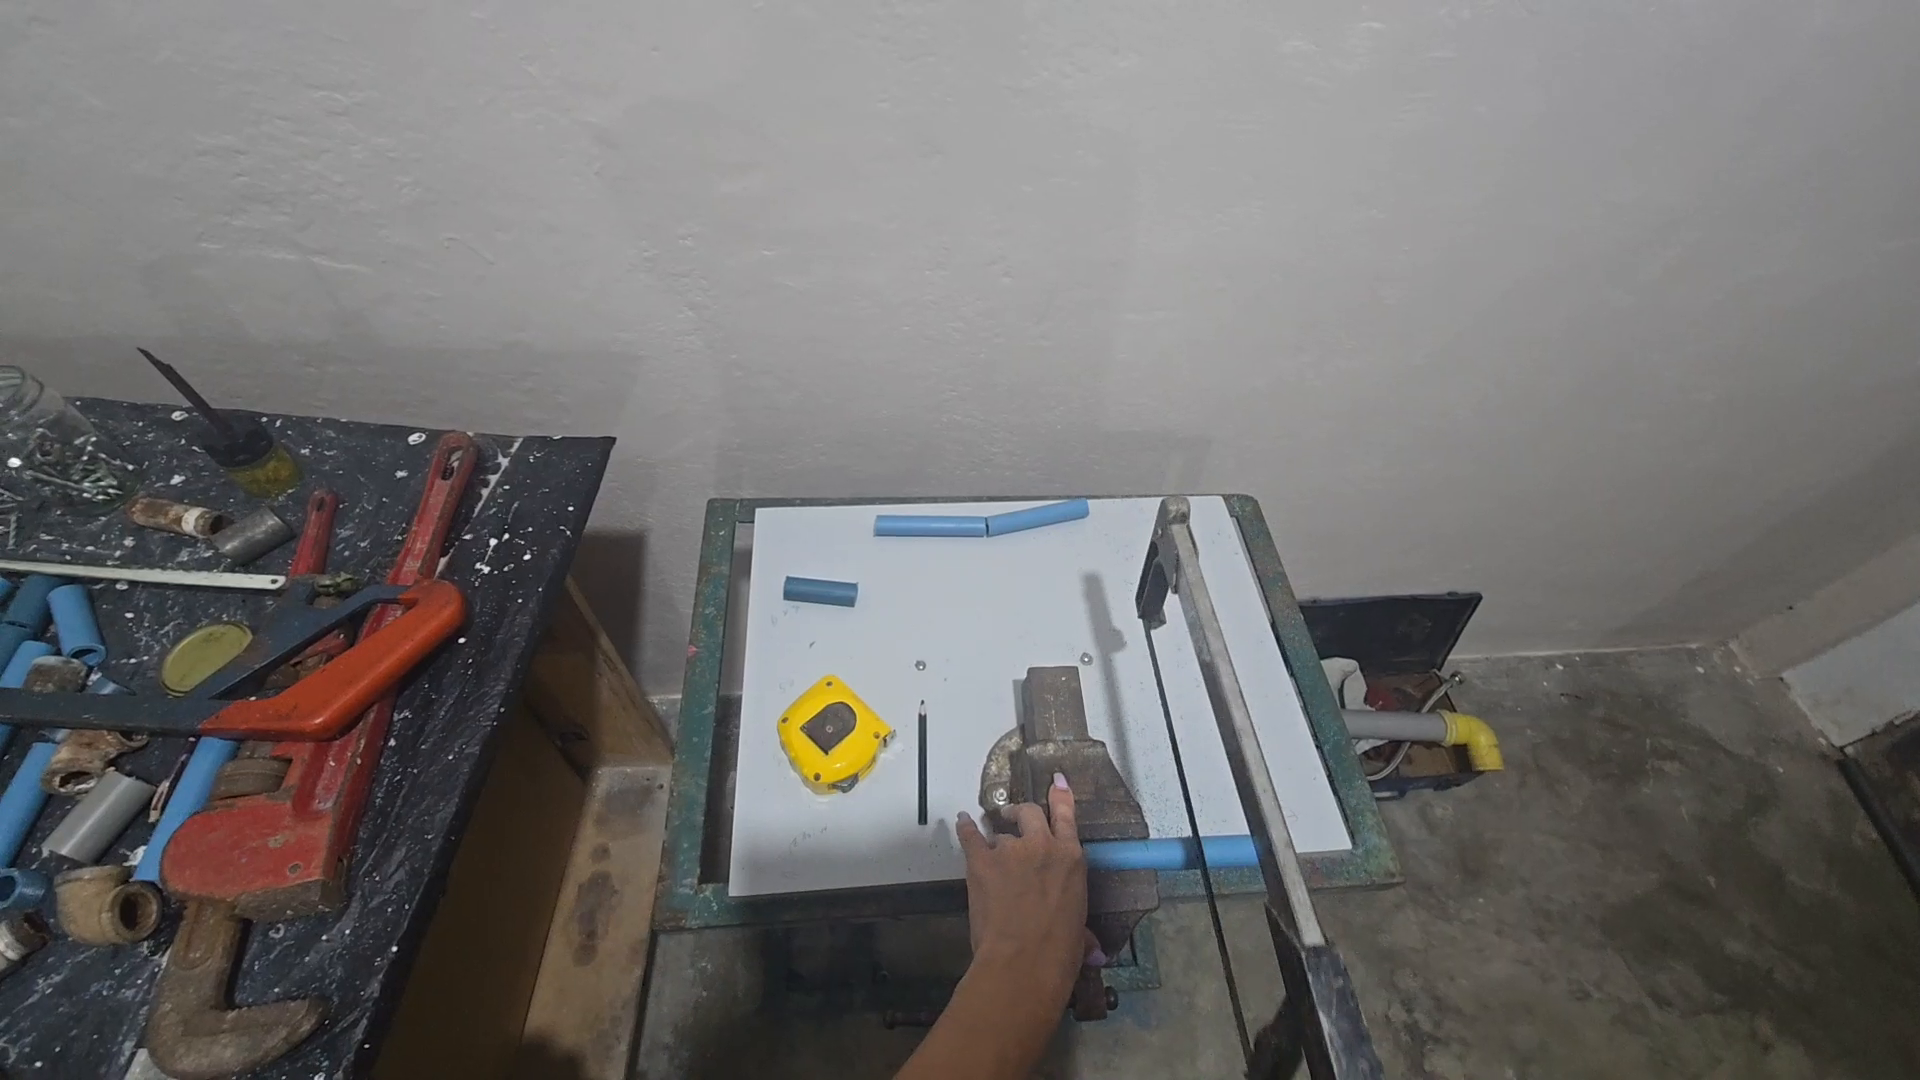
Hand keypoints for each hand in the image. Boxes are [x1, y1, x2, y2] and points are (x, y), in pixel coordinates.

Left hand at [955, 771, 1088, 1002]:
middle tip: (1014, 816)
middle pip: (1030, 813)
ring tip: (991, 852)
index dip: (1060, 797)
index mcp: (1070, 859)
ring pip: (1001, 833)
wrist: (1023, 962)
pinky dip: (966, 827)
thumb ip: (1083, 932)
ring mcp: (1009, 850)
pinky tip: (963, 821)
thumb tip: (1095, 952)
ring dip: (997, 841)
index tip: (1056, 781)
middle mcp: (1041, 845)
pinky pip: (971, 835)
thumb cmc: (1060, 952)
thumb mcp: (1078, 934)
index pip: (1066, 817)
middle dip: (1022, 813)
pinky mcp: (981, 860)